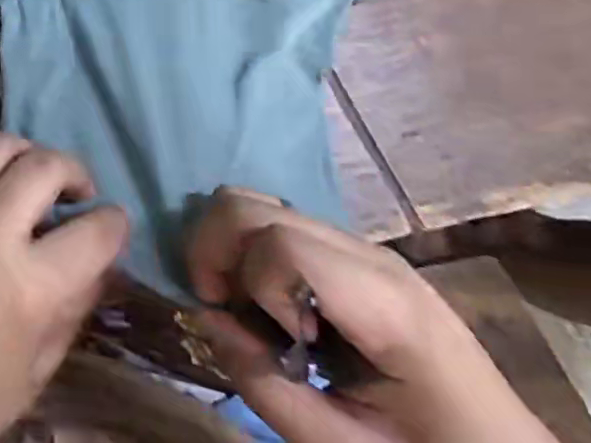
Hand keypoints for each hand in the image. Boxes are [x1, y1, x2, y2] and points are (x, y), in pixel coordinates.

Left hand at [0, 133, 128, 442]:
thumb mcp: (36, 369)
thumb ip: (73, 307)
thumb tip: (100, 261)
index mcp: (28, 287)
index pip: (94, 232)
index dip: (115, 223)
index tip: (115, 223)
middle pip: (45, 166)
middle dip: (75, 172)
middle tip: (76, 194)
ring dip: (25, 153)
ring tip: (30, 176)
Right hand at [186, 188, 557, 442]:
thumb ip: (266, 388)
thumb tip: (206, 318)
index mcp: (384, 305)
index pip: (281, 243)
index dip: (249, 282)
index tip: (259, 337)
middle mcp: (368, 254)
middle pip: (255, 206)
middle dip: (214, 248)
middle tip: (217, 305)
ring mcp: (361, 245)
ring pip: (258, 203)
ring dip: (227, 245)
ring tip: (236, 301)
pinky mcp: (351, 251)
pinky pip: (277, 221)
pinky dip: (248, 247)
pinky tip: (264, 299)